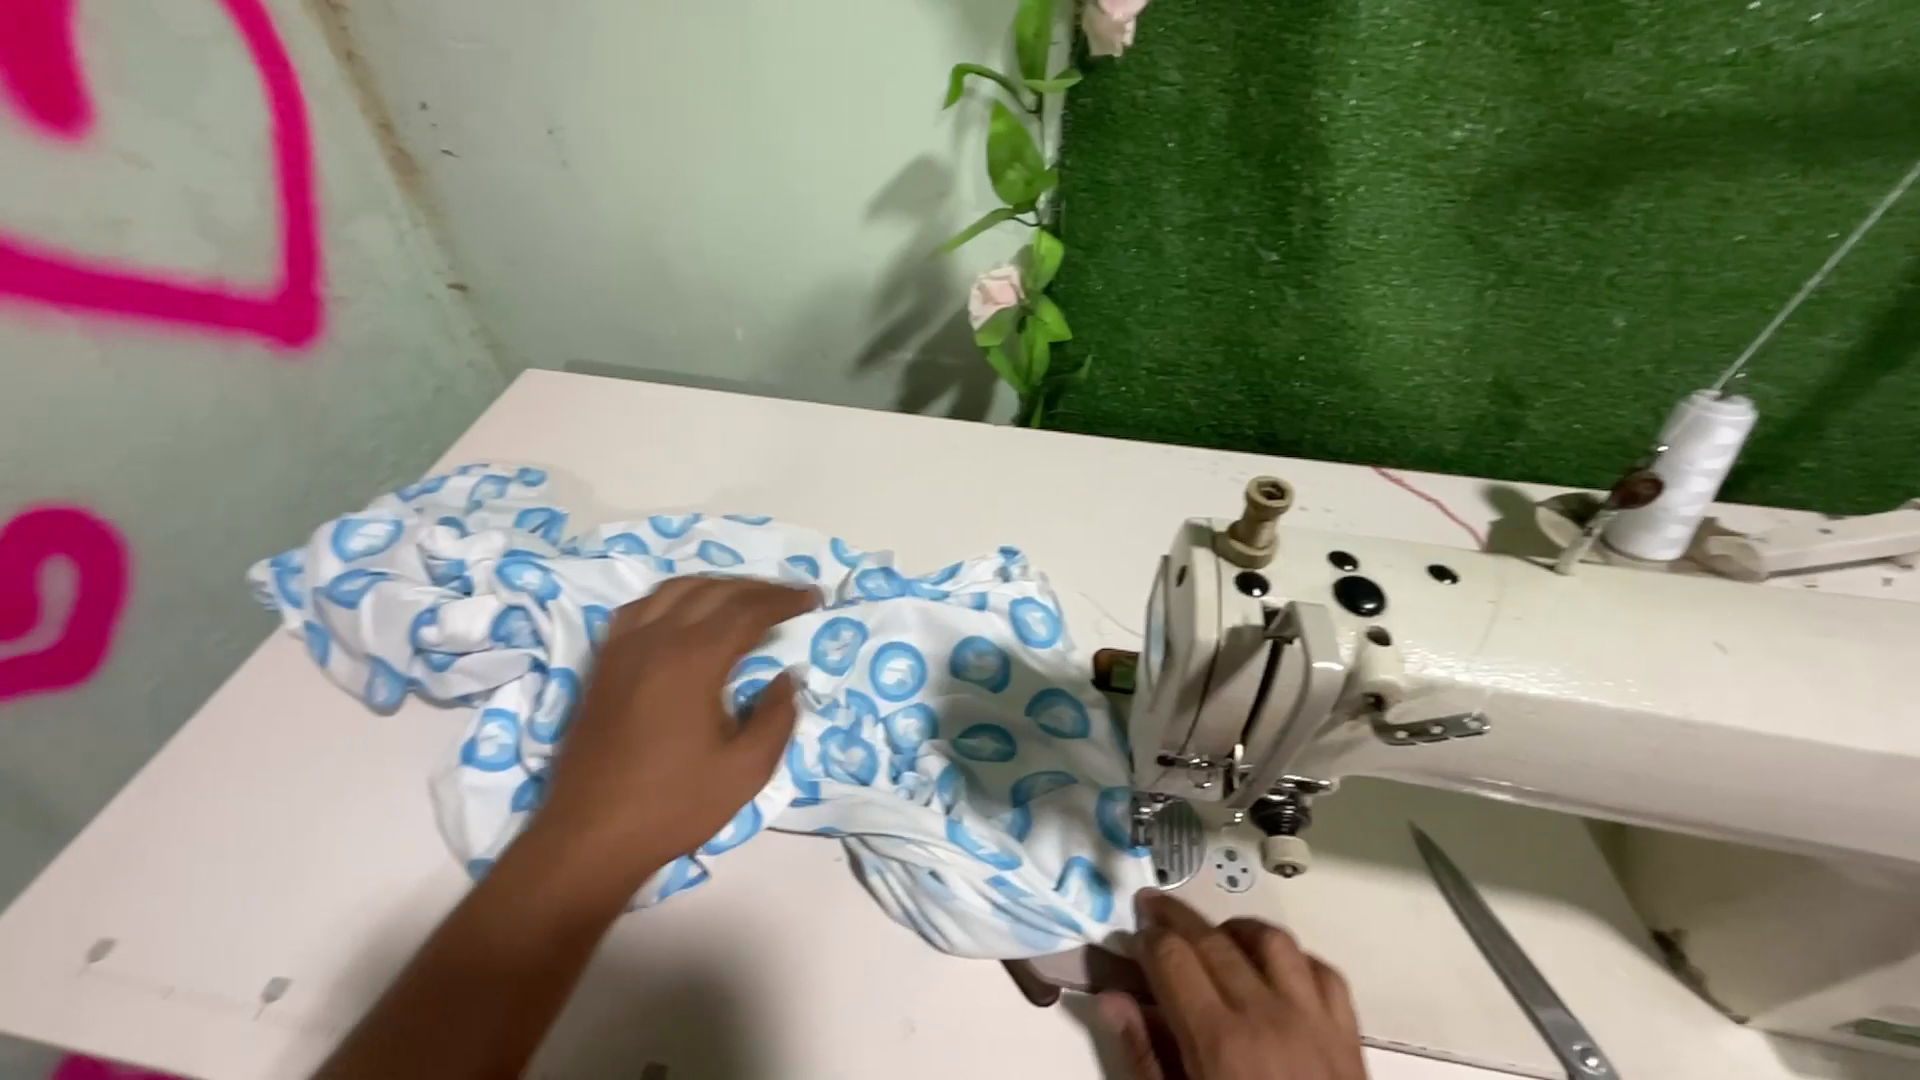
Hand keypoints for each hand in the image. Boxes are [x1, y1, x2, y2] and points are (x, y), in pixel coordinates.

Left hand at [535, 576, 819, 882]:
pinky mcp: (604, 663)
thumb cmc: (673, 806)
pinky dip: (675, 598)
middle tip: (789, 598)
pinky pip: (641, 607)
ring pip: (675, 590)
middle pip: (714, 592)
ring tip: (746, 600)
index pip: (748, 610)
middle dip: (758, 588)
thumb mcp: (746, 770)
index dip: (785, 600)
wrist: (590, 837)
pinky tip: (687, 615)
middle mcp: (656, 640)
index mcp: (693, 660)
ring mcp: (623, 648)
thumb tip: (787, 677)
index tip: (813, 598)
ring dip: (717, 587)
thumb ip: (777, 716)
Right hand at [1101, 891, 1366, 1079]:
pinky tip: (1273, 969)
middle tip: (1153, 909)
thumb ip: (1144, 1057)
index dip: (1147, 937)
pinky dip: (1294, 959)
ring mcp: (1314, 1022)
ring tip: (1214, 936)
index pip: (1172, 956)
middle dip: (1176, 918)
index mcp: (1219, 1041)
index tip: (1133, 936)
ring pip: (1271, 941)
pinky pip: (1323, 972)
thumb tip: (1113, 998)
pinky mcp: (1348, 1036)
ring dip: (1236, 928)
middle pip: (1213, 938)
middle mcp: (1266, 1016)